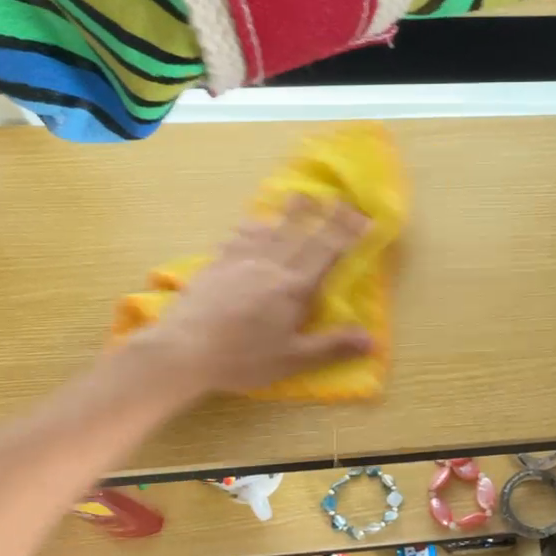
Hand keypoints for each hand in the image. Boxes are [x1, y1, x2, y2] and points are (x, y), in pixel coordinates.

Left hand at [131, 195, 373, 393]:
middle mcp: (271, 266)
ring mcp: (241, 262)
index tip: (362, 215)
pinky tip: (252, 224)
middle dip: (322, 215)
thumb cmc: (243, 358)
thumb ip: (332, 346)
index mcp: (294, 288)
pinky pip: (239, 238)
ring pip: (270, 230)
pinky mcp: (216, 266)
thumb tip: (372, 339)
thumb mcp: (293, 359)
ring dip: (288, 213)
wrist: (183, 350)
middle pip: (301, 234)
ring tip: (298, 196)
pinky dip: (252, 227)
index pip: (327, 253)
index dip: (347, 233)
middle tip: (336, 196)